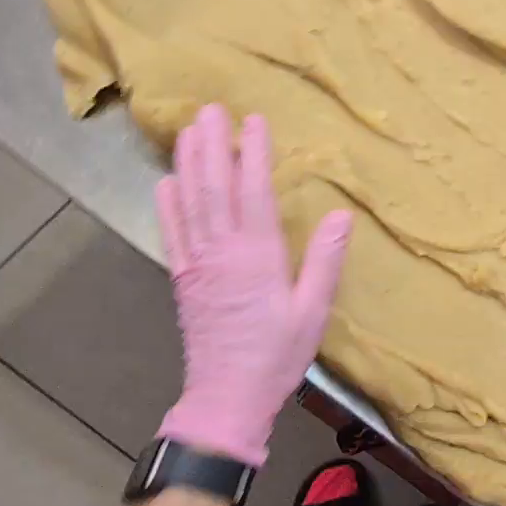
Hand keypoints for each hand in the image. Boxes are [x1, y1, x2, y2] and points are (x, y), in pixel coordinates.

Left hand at [154, 105, 351, 465]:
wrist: (226, 396)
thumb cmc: (277, 354)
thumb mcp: (313, 311)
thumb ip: (325, 260)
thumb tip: (339, 213)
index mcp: (258, 256)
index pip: (254, 191)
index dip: (254, 153)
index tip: (254, 121)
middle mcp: (222, 251)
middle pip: (214, 186)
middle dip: (213, 145)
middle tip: (211, 109)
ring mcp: (197, 263)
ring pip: (189, 202)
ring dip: (188, 163)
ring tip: (189, 130)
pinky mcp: (182, 278)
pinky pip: (172, 232)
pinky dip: (167, 203)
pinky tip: (166, 181)